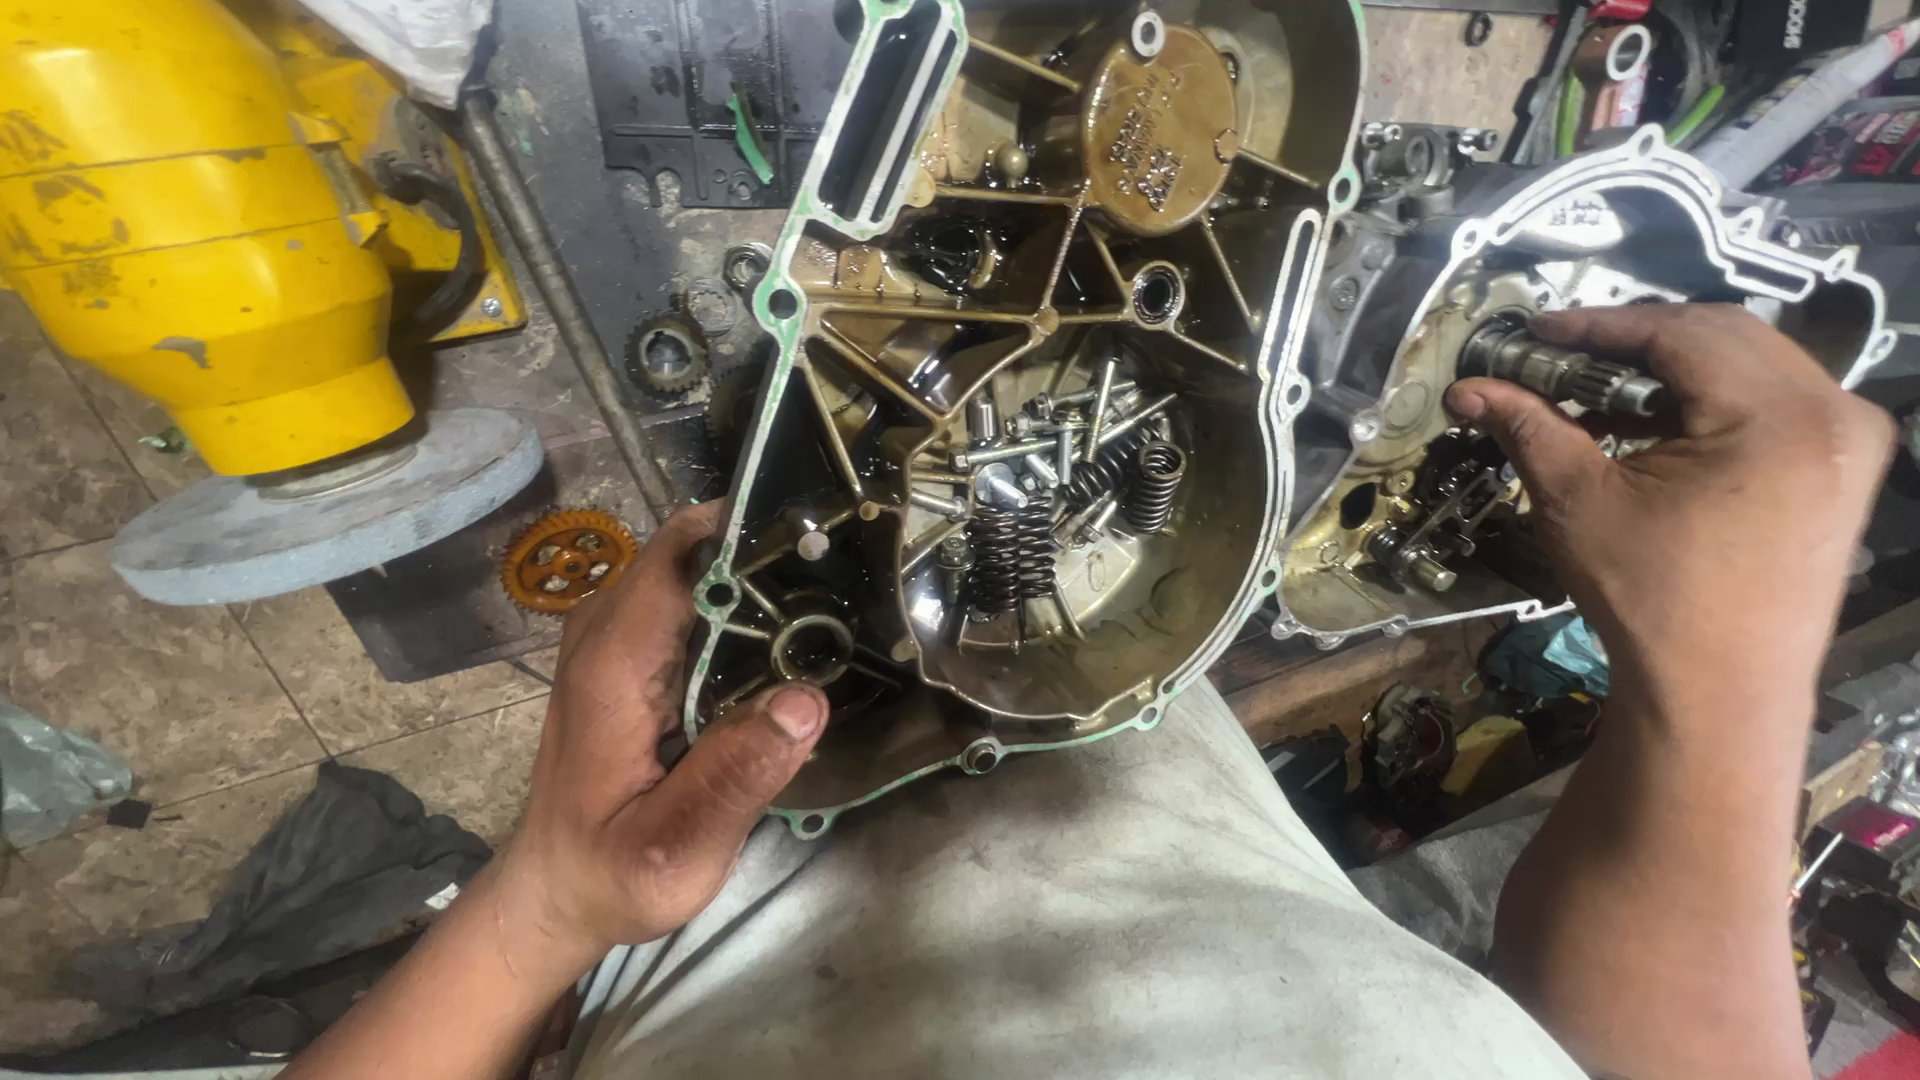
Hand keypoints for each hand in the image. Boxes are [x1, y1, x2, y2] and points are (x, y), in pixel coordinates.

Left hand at [486, 502, 829, 979]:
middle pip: (695, 551)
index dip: (751, 531)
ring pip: (695, 570)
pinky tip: (787, 635)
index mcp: (616, 660)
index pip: (682, 551)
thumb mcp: (675, 847)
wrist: (555, 893)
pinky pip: (691, 600)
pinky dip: (741, 604)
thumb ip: (735, 777)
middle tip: (846, 580)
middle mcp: (609, 630)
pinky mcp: (630, 656)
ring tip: (830, 602)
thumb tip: (808, 700)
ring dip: (759, 577)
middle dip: (769, 552)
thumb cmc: (610, 873)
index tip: (822, 538)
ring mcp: (616, 638)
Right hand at [1446, 304, 1894, 714]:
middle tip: (1559, 352)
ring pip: (1749, 366)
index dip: (1601, 324)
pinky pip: (1766, 403)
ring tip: (1594, 387)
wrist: (1718, 681)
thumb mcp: (1576, 500)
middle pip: (1726, 337)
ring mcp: (1847, 442)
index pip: (1683, 332)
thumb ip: (1528, 428)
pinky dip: (1700, 399)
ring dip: (1667, 366)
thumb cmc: (1647, 590)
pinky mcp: (1837, 469)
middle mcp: (1832, 414)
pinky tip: (1645, 423)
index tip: (1537, 330)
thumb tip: (1467, 389)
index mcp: (1777, 416)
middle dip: (1633, 338)